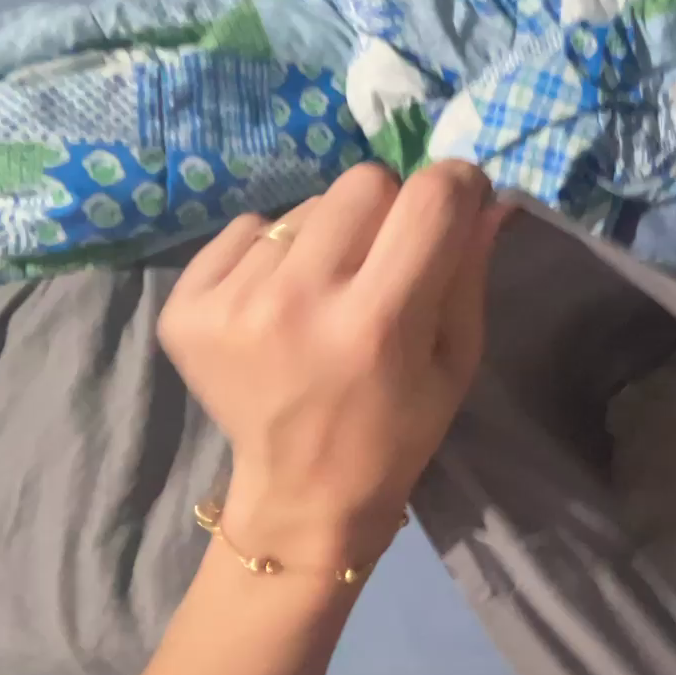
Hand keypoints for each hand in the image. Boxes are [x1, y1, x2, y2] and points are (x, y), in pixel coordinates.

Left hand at [158, 161, 507, 571]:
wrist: (305, 492)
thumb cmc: (401, 428)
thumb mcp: (457, 357)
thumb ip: (470, 271)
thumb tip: (491, 198)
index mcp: (379, 324)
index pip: (430, 199)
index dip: (458, 185)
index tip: (462, 202)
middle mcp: (299, 302)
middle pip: (364, 182)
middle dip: (392, 208)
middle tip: (390, 258)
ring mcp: (232, 303)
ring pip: (306, 206)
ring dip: (332, 237)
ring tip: (331, 293)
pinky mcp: (185, 307)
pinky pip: (249, 230)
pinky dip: (275, 255)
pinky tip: (282, 306)